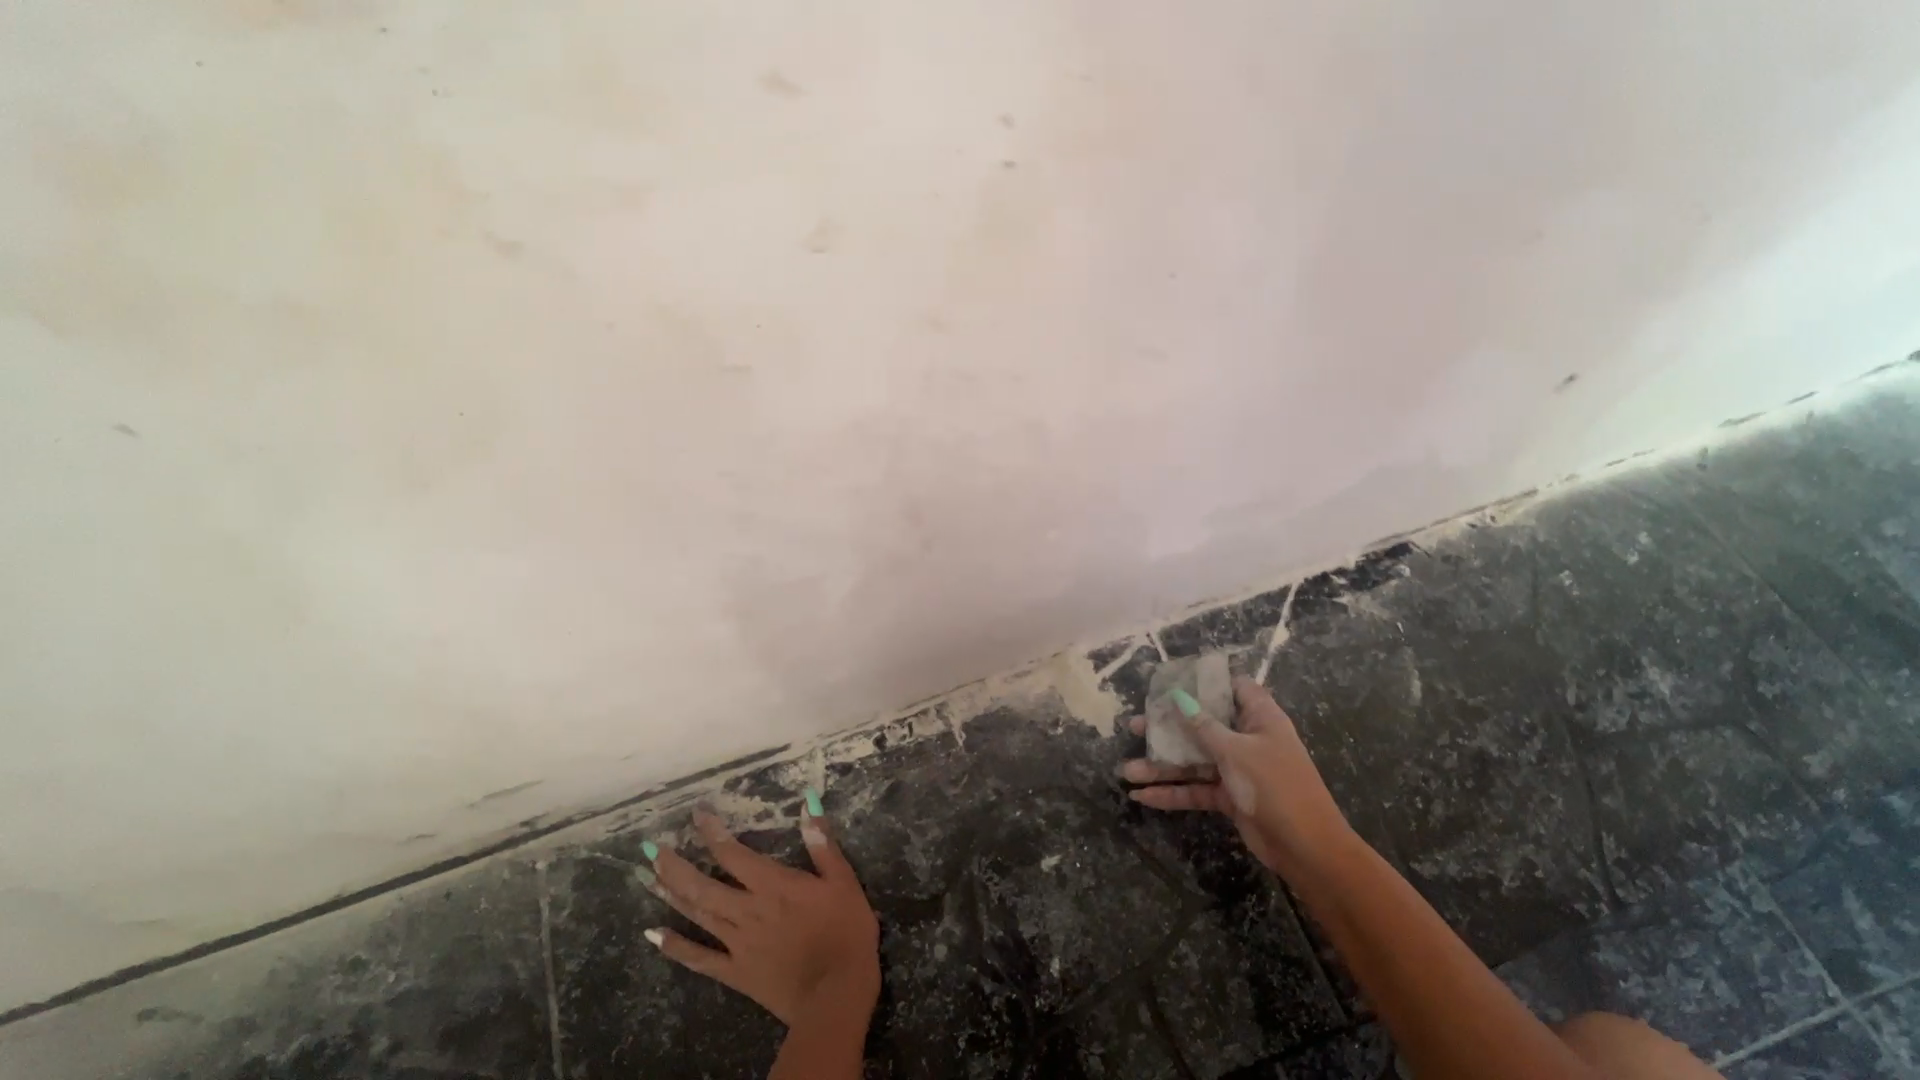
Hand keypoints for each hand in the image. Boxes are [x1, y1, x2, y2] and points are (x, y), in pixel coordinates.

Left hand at [643, 801, 880, 1025]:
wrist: (836, 992)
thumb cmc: (846, 931)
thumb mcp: (843, 880)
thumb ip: (822, 843)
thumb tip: (806, 803)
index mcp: (772, 885)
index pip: (733, 854)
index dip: (712, 832)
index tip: (696, 815)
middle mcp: (746, 910)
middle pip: (702, 885)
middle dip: (675, 865)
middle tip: (651, 849)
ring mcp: (737, 943)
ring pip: (697, 915)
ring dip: (671, 895)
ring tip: (649, 877)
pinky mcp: (736, 972)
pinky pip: (699, 959)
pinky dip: (675, 947)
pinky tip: (654, 936)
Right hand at [1122, 676, 1354, 877]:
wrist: (1305, 847)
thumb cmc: (1275, 786)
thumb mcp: (1236, 752)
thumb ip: (1203, 727)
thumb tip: (1178, 698)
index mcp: (1259, 718)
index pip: (1234, 689)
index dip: (1205, 683)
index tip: (1171, 683)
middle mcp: (1247, 740)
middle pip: (1202, 726)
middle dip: (1167, 728)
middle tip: (1133, 726)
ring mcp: (1237, 770)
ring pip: (1194, 761)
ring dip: (1161, 766)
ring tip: (1125, 770)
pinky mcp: (1229, 798)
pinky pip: (1196, 790)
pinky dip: (1172, 793)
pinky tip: (1142, 796)